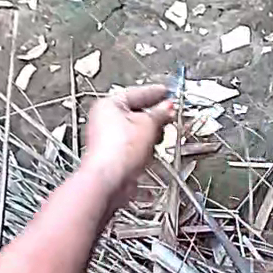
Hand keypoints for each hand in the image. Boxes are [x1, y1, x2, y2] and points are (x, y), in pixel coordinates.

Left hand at [79, 84, 175, 208]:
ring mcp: (108, 140)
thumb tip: (168, 107)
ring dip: (150, 135)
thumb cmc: (119, 151)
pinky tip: (149, 152)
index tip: (166, 92)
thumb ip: (160, 114)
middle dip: (154, 117)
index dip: (154, 93)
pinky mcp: (114, 156)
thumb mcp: (148, 125)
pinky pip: (133, 147)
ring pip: (136, 132)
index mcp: (108, 105)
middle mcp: (104, 120)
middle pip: (136, 113)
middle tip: (168, 116)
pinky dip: (143, 148)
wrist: (110, 180)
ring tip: (158, 138)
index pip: (136, 93)